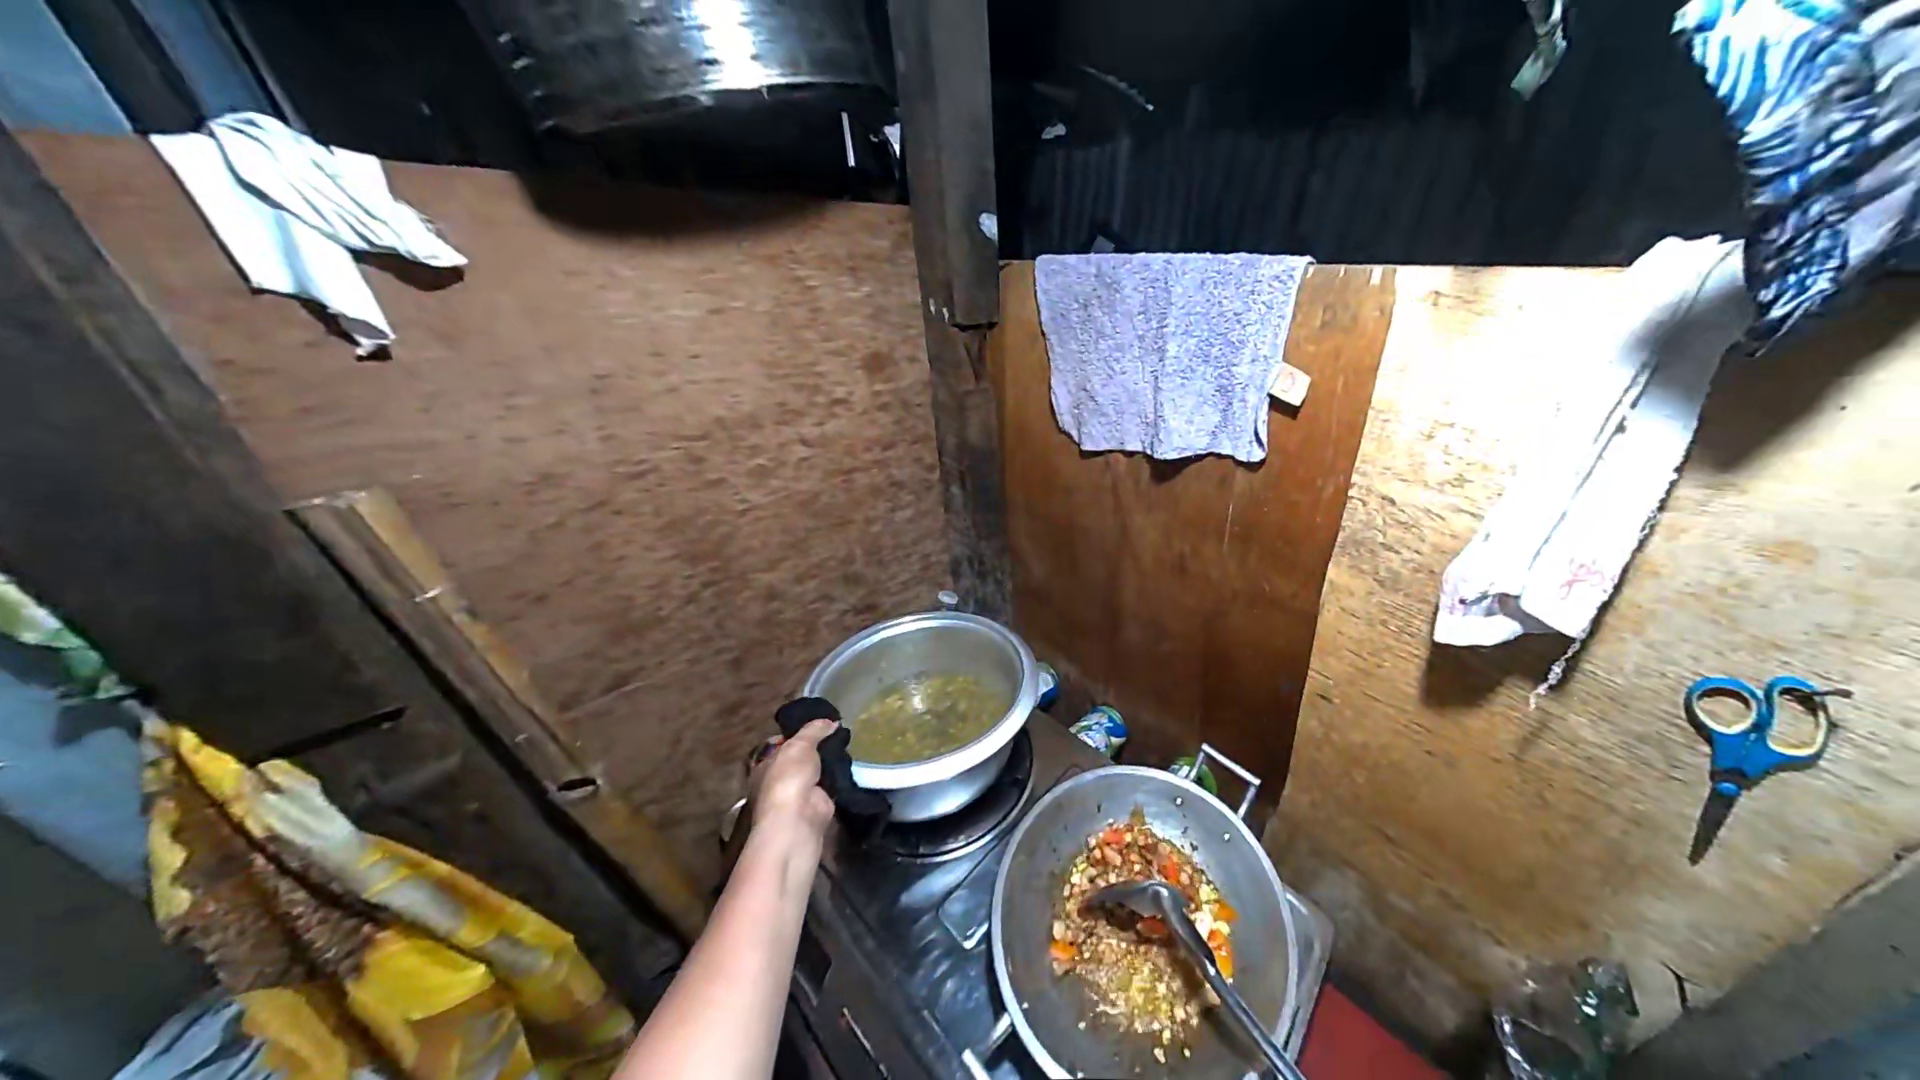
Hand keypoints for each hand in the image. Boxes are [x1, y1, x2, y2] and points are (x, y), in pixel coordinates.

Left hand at [749, 719, 836, 847]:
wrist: (799, 817)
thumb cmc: (789, 776)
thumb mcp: (800, 744)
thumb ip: (814, 730)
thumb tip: (831, 722)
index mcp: (765, 764)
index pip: (780, 744)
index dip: (797, 732)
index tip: (817, 723)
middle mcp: (779, 779)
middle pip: (800, 757)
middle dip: (816, 746)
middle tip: (836, 730)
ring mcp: (798, 793)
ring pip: (816, 771)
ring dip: (829, 761)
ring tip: (847, 742)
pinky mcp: (818, 803)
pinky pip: (830, 784)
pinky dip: (839, 776)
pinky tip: (851, 763)